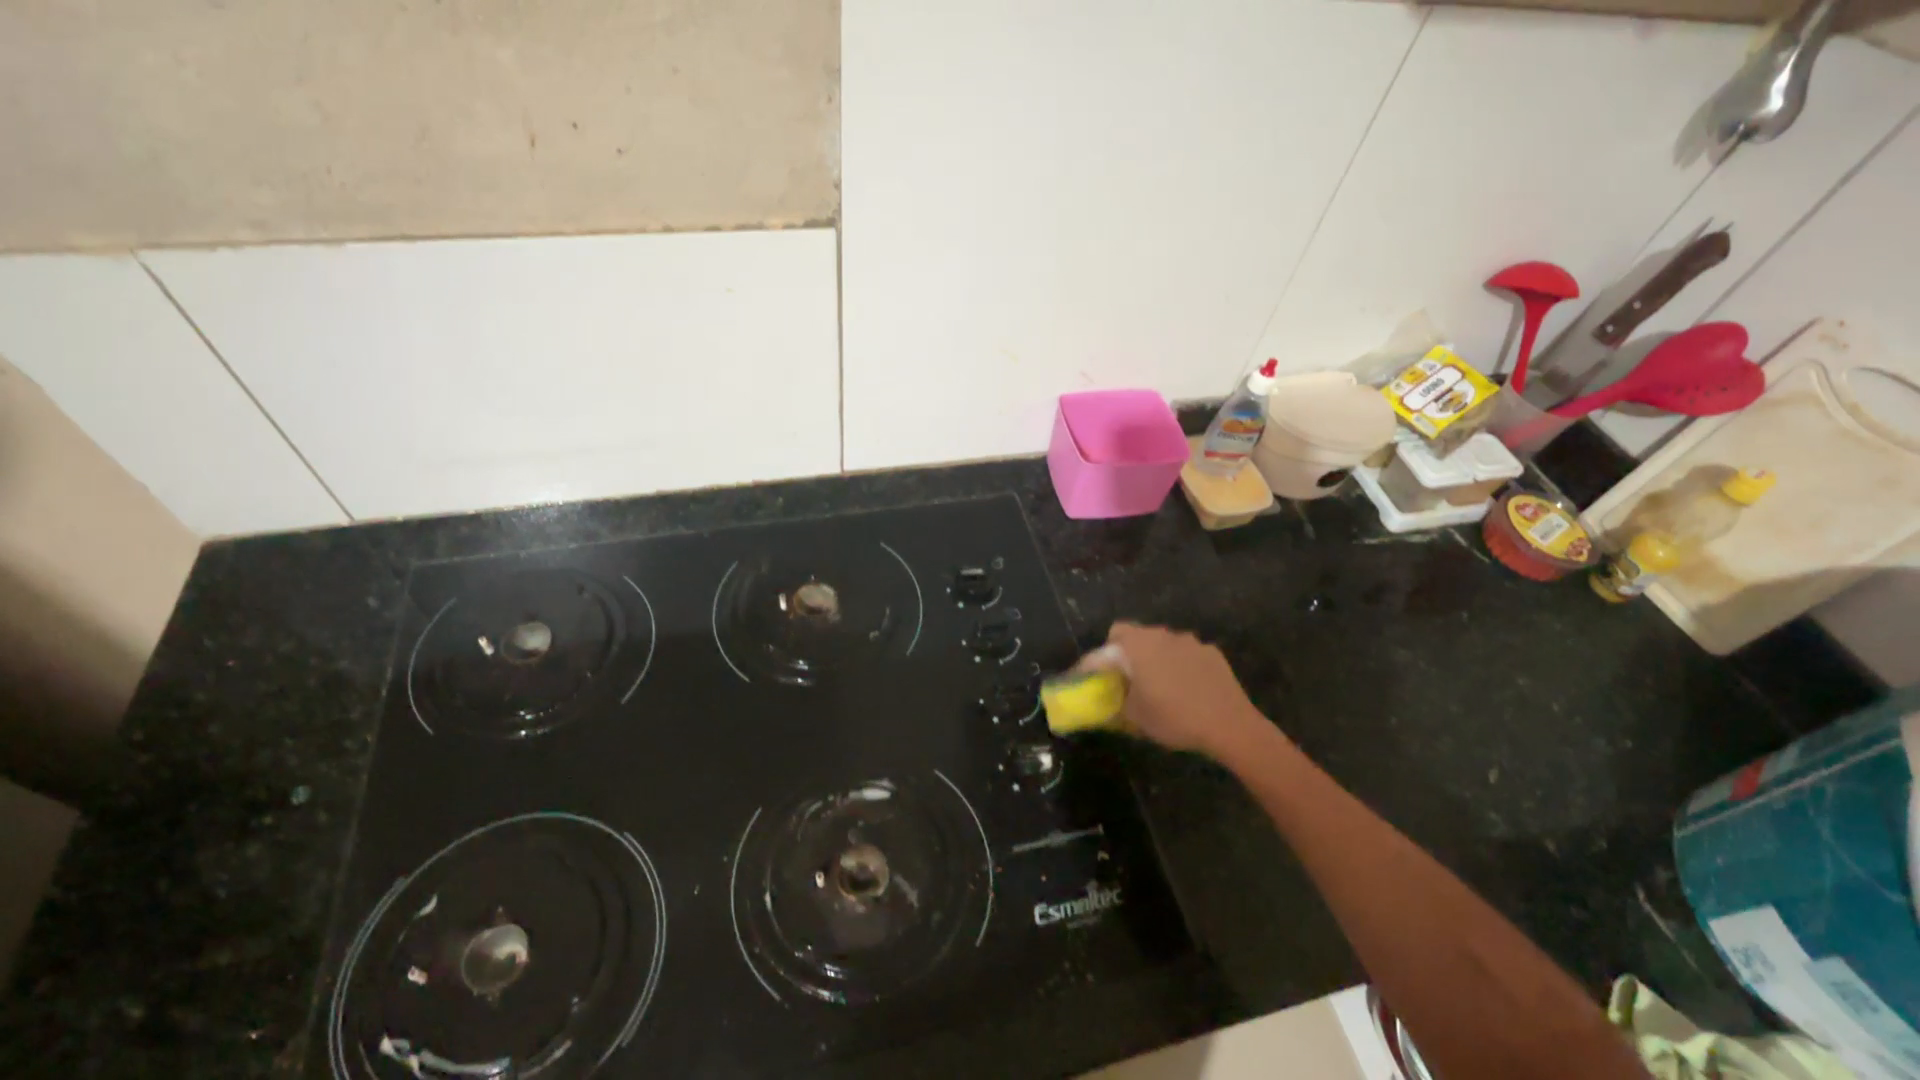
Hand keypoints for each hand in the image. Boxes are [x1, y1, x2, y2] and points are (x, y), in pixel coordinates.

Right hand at [1104, 621, 1270, 758]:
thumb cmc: (1175, 718)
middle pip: (1131, 635)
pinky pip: (1184, 653)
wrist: (1230, 725)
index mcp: (1137, 647)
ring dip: (1152, 657)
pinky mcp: (1211, 652)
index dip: (1088, 666)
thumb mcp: (1136, 718)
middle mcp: (1161, 635)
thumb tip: (1107, 702)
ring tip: (1155, 684)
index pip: (1101, 651)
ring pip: (1160, 642)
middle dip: (1121, 653)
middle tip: (1121, 678)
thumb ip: (1115, 704)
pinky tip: (1184, 688)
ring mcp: (1189, 641)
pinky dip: (1177, 665)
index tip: (1082, 680)